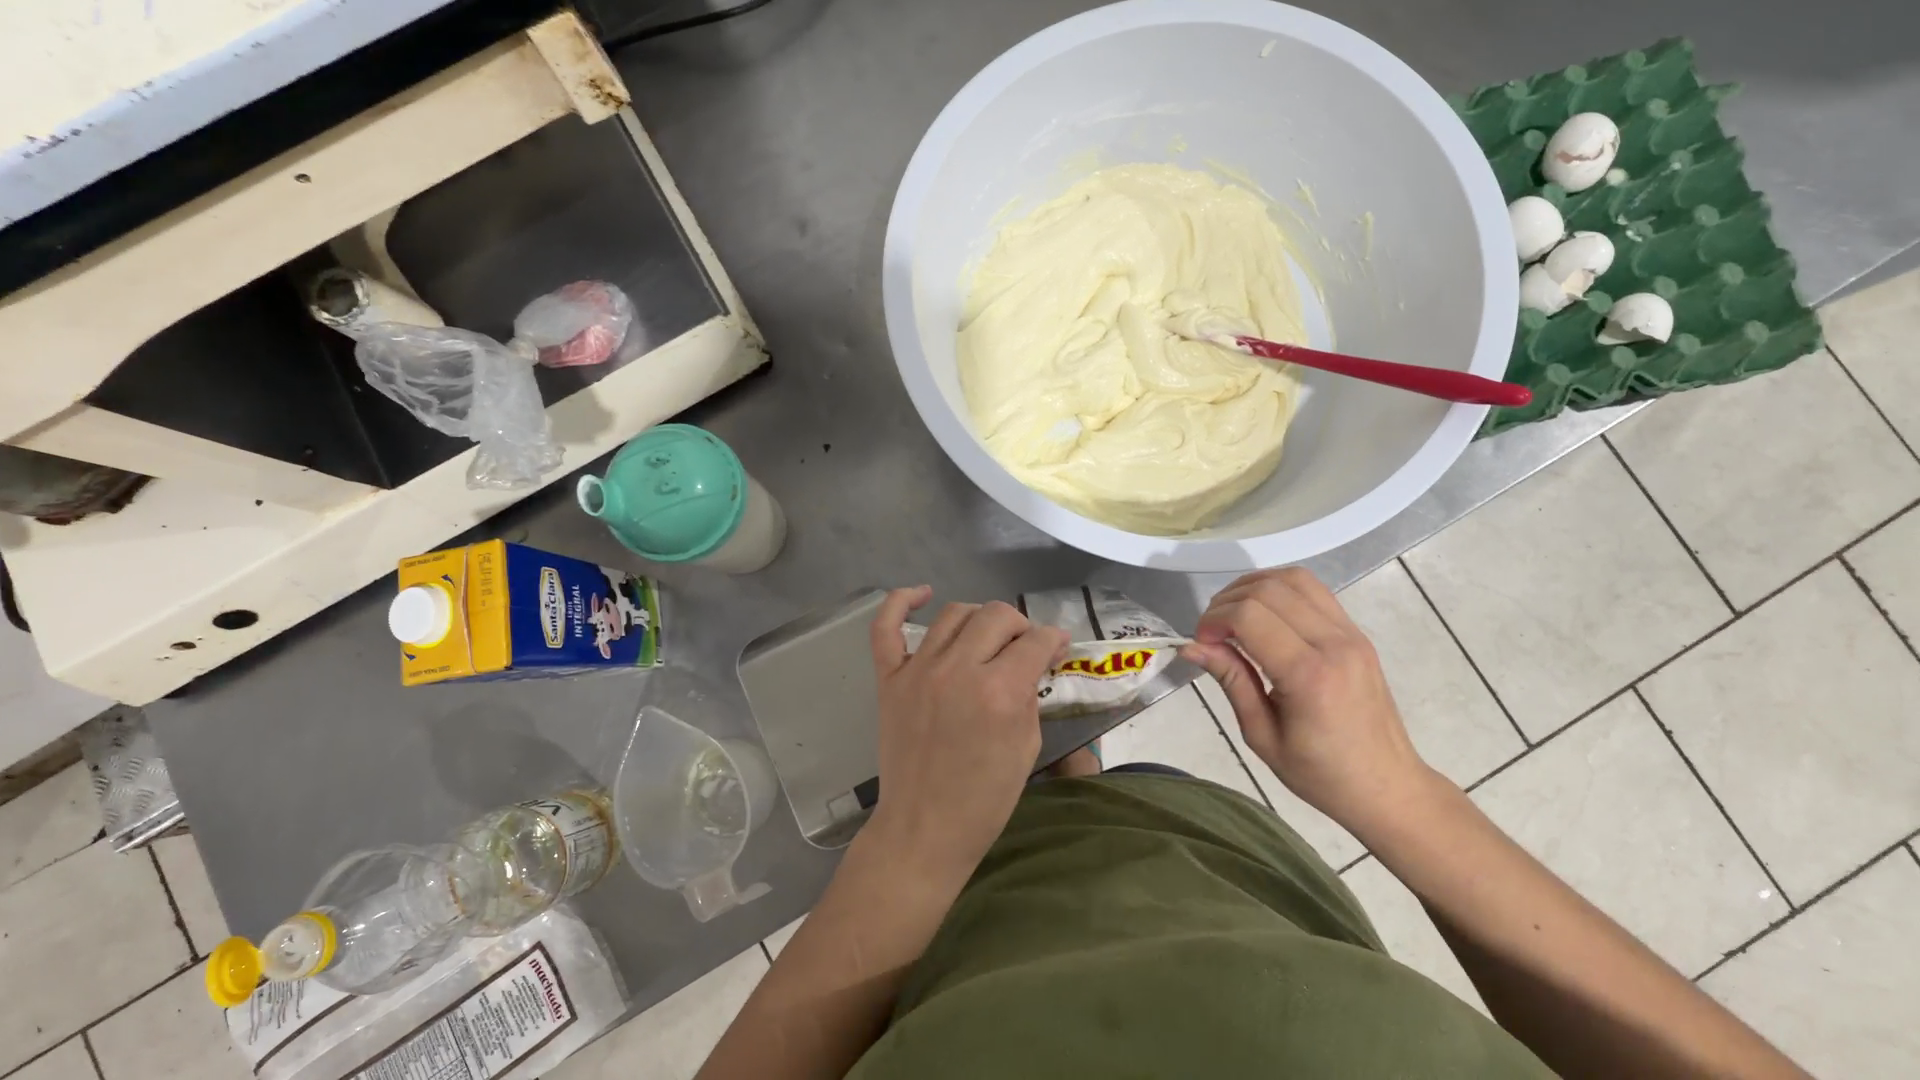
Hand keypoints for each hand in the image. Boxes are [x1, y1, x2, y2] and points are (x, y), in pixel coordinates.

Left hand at [865, 587, 1068, 879]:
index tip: (1057, 648)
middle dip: (1021, 626)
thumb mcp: (1027, 748)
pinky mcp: (889, 679)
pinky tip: (921, 593)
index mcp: (1000, 691)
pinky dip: (901, 601)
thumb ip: (1029, 697)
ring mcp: (918, 670)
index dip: (1054, 640)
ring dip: (979, 618)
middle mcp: (959, 669)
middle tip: (1025, 648)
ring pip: (954, 614)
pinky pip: (886, 627)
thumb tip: (1033, 663)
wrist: (924, 829)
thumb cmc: (984, 800)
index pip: (1035, 641)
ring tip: (987, 636)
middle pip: (997, 616)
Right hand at [1185, 567, 1437, 835]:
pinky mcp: (1356, 633)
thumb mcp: (1262, 735)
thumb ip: (1231, 681)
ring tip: (1233, 616)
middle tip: (1212, 632)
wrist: (1386, 785)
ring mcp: (1350, 634)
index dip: (1214, 620)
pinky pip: (1314, 591)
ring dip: (1253, 587)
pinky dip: (1279, 590)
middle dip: (1227, 601)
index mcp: (1308, 676)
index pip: (1250, 616)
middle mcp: (1333, 644)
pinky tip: (1262, 614)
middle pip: (1268, 589)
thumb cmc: (1320, 774)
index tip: (1201, 643)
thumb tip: (1192, 647)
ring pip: (1293, 578)